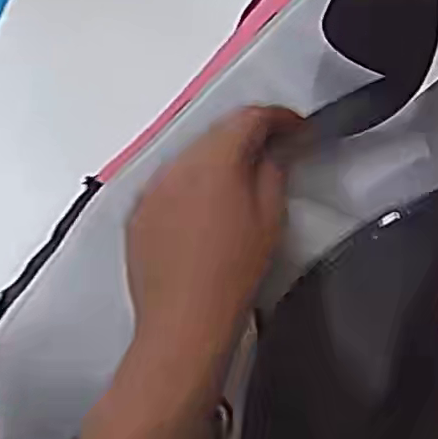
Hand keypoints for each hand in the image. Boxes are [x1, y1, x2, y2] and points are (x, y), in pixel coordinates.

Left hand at [124, 106, 303, 339]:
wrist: (184, 321)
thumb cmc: (237, 269)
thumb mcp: (271, 215)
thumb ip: (275, 169)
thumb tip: (277, 148)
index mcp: (214, 161)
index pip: (248, 117)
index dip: (278, 117)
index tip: (299, 127)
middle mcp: (176, 165)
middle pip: (218, 130)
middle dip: (250, 132)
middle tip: (278, 147)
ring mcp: (151, 187)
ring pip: (192, 153)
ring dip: (221, 154)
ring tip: (245, 175)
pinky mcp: (138, 211)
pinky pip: (172, 179)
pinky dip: (195, 178)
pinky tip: (210, 202)